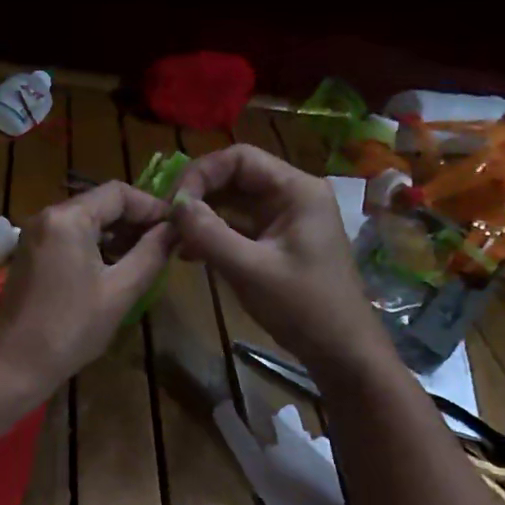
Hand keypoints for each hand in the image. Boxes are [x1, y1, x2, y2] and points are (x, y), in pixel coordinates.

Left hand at [0, 181, 177, 391]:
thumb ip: (151, 253)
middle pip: (99, 205)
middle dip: (134, 221)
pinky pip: (66, 240)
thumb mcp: (120, 290)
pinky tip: (113, 270)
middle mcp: (44, 219)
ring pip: (83, 223)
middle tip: (165, 244)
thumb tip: (175, 229)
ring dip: (114, 235)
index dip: (152, 206)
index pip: (118, 192)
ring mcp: (32, 238)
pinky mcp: (28, 258)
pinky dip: (92, 248)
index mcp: (66, 219)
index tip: (177, 227)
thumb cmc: (71, 327)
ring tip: (145, 258)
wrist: (16, 364)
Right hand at [171, 144, 387, 372]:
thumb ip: (209, 234)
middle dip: (197, 193)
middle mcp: (291, 195)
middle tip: (165, 218)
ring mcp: (283, 219)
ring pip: (232, 201)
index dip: (201, 174)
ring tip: (171, 235)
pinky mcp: (274, 241)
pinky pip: (236, 225)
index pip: (239, 158)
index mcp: (296, 190)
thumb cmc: (301, 305)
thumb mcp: (248, 269)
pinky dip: (211, 233)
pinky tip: (187, 252)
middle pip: (234, 176)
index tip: (173, 203)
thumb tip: (174, 205)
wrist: (338, 346)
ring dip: (200, 214)